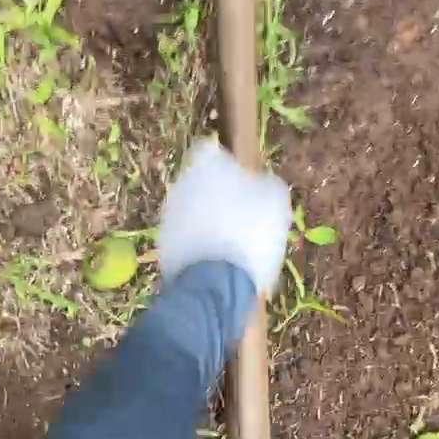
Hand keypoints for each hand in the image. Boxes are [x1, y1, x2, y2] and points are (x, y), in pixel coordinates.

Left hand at [158, 140, 292, 297]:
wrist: (215, 285)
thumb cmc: (249, 239)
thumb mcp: (274, 208)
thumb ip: (268, 188)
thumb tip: (263, 182)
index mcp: (206, 168)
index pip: (211, 154)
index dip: (226, 168)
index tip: (241, 184)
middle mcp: (181, 186)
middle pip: (200, 185)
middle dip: (216, 197)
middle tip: (239, 217)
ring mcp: (169, 216)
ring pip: (191, 212)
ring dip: (206, 222)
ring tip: (230, 244)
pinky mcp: (164, 246)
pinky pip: (184, 238)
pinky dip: (197, 245)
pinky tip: (215, 262)